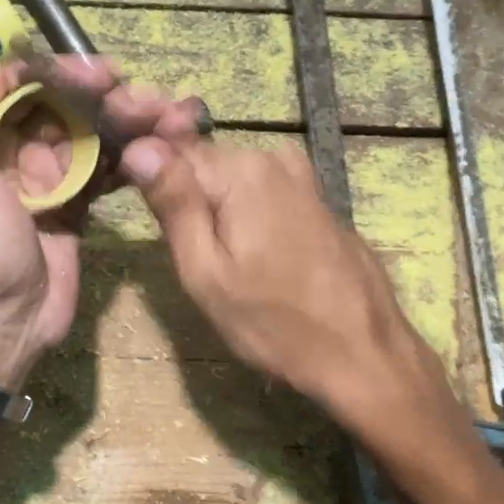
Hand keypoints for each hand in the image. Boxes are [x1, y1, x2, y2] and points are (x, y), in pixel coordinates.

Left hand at [0, 57, 201, 385]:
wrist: (5, 320)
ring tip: (169, 117)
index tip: (101, 75)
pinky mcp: (78, 203)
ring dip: (129, 118)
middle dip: (105, 94)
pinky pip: (106, 167)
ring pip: (91, 131)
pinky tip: (161, 146)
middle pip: (64, 103)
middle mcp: (14, 150)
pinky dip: (131, 154)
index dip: (60, 72)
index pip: (22, 85)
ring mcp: (49, 177)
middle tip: (146, 99)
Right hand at [120, 136, 465, 454]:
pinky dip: (245, 216)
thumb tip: (137, 146)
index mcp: (241, 170)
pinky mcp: (317, 201)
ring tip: (218, 263)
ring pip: (231, 181)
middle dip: (183, 197)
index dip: (148, 179)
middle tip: (186, 256)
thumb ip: (173, 204)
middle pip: (202, 164)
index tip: (144, 218)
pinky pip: (261, 194)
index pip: (168, 149)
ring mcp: (302, 178)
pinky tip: (253, 259)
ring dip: (214, 210)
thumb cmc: (275, 323)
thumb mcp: (205, 272)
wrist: (365, 356)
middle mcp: (273, 158)